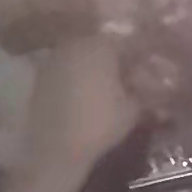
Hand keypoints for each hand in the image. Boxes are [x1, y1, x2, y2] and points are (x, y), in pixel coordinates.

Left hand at [18, 35, 141, 191]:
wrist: (56, 147)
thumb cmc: (100, 124)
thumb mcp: (132, 109)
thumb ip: (143, 91)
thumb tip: (150, 84)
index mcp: (101, 46)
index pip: (128, 44)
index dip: (140, 58)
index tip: (149, 72)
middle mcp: (76, 44)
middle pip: (103, 46)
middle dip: (117, 61)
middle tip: (130, 79)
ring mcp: (55, 58)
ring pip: (84, 56)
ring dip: (96, 68)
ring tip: (108, 88)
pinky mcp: (42, 75)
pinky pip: (68, 69)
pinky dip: (79, 77)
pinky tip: (86, 95)